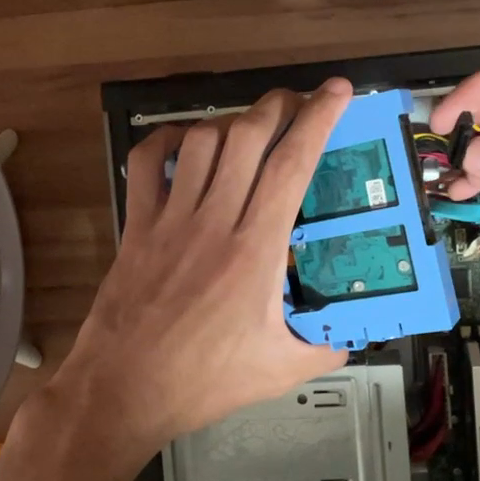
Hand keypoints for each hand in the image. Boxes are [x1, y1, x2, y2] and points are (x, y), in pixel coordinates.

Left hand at [52, 79, 354, 450]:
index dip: (318, 118)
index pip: (292, 163)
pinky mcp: (137, 227)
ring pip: (201, 141)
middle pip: (248, 136)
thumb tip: (354, 335)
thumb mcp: (281, 370)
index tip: (336, 91)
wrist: (125, 389)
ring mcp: (170, 219)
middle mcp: (214, 221)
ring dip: (232, 121)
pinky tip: (185, 143)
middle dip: (279, 105)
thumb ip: (326, 347)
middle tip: (299, 103)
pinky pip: (145, 164)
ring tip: (252, 126)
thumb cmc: (205, 381)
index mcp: (256, 249)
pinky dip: (165, 140)